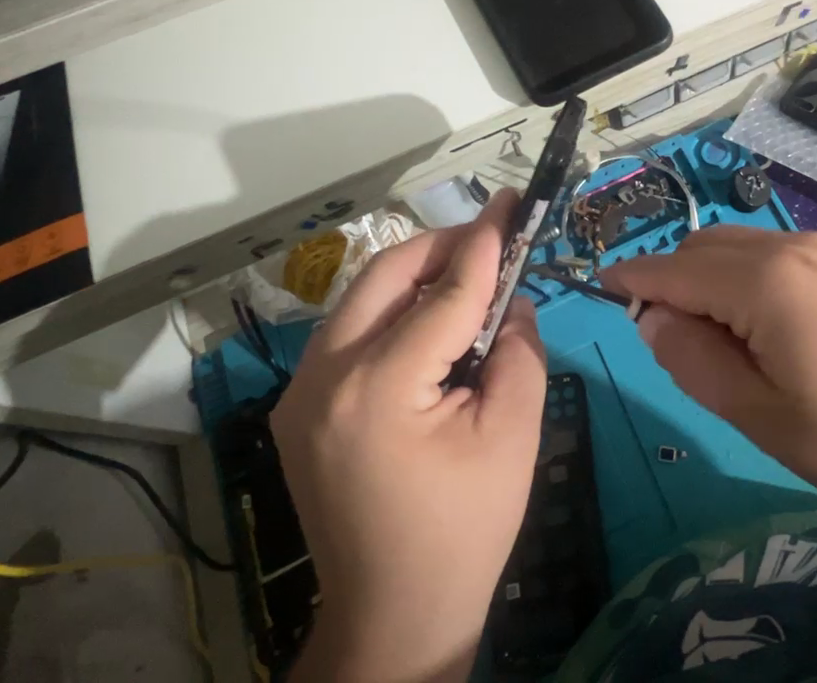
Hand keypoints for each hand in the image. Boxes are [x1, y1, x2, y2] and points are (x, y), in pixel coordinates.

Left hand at [272, 193, 545, 682]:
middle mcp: (323, 377)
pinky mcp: (297, 409)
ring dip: (415, 279)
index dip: (485, 245)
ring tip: (468, 276)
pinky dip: (392, 316)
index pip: (444, 294)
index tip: (510, 204)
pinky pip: (348, 337)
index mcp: (379, 387)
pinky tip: (429, 326)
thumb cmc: (466, 529)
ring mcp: (299, 394)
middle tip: (490, 236)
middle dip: (441, 247)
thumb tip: (510, 301)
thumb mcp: (514, 435)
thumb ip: (519, 351)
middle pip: (383, 277)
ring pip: (360, 302)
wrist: (394, 612)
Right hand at [604, 227, 816, 524]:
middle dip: (672, 282)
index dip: (631, 280)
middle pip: (704, 247)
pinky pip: (779, 259)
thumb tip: (655, 320)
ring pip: (742, 249)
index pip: (672, 268)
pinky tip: (770, 334)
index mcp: (763, 280)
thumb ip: (697, 363)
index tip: (599, 291)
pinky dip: (749, 283)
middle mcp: (793, 247)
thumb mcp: (767, 419)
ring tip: (722, 349)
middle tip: (671, 347)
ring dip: (712, 282)